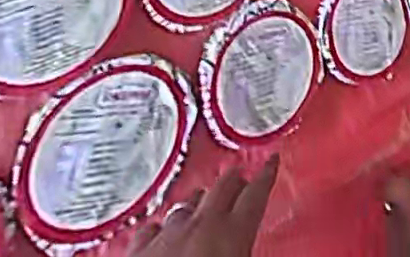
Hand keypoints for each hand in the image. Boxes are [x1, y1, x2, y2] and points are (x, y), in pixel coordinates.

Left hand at [134, 156, 279, 256]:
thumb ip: (248, 253)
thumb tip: (252, 248)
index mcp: (232, 234)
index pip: (257, 193)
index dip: (267, 174)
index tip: (271, 161)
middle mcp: (202, 225)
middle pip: (223, 186)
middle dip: (235, 180)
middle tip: (242, 180)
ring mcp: (167, 236)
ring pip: (188, 203)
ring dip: (199, 202)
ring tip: (204, 204)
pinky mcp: (137, 252)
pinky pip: (152, 228)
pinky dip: (162, 228)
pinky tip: (162, 233)